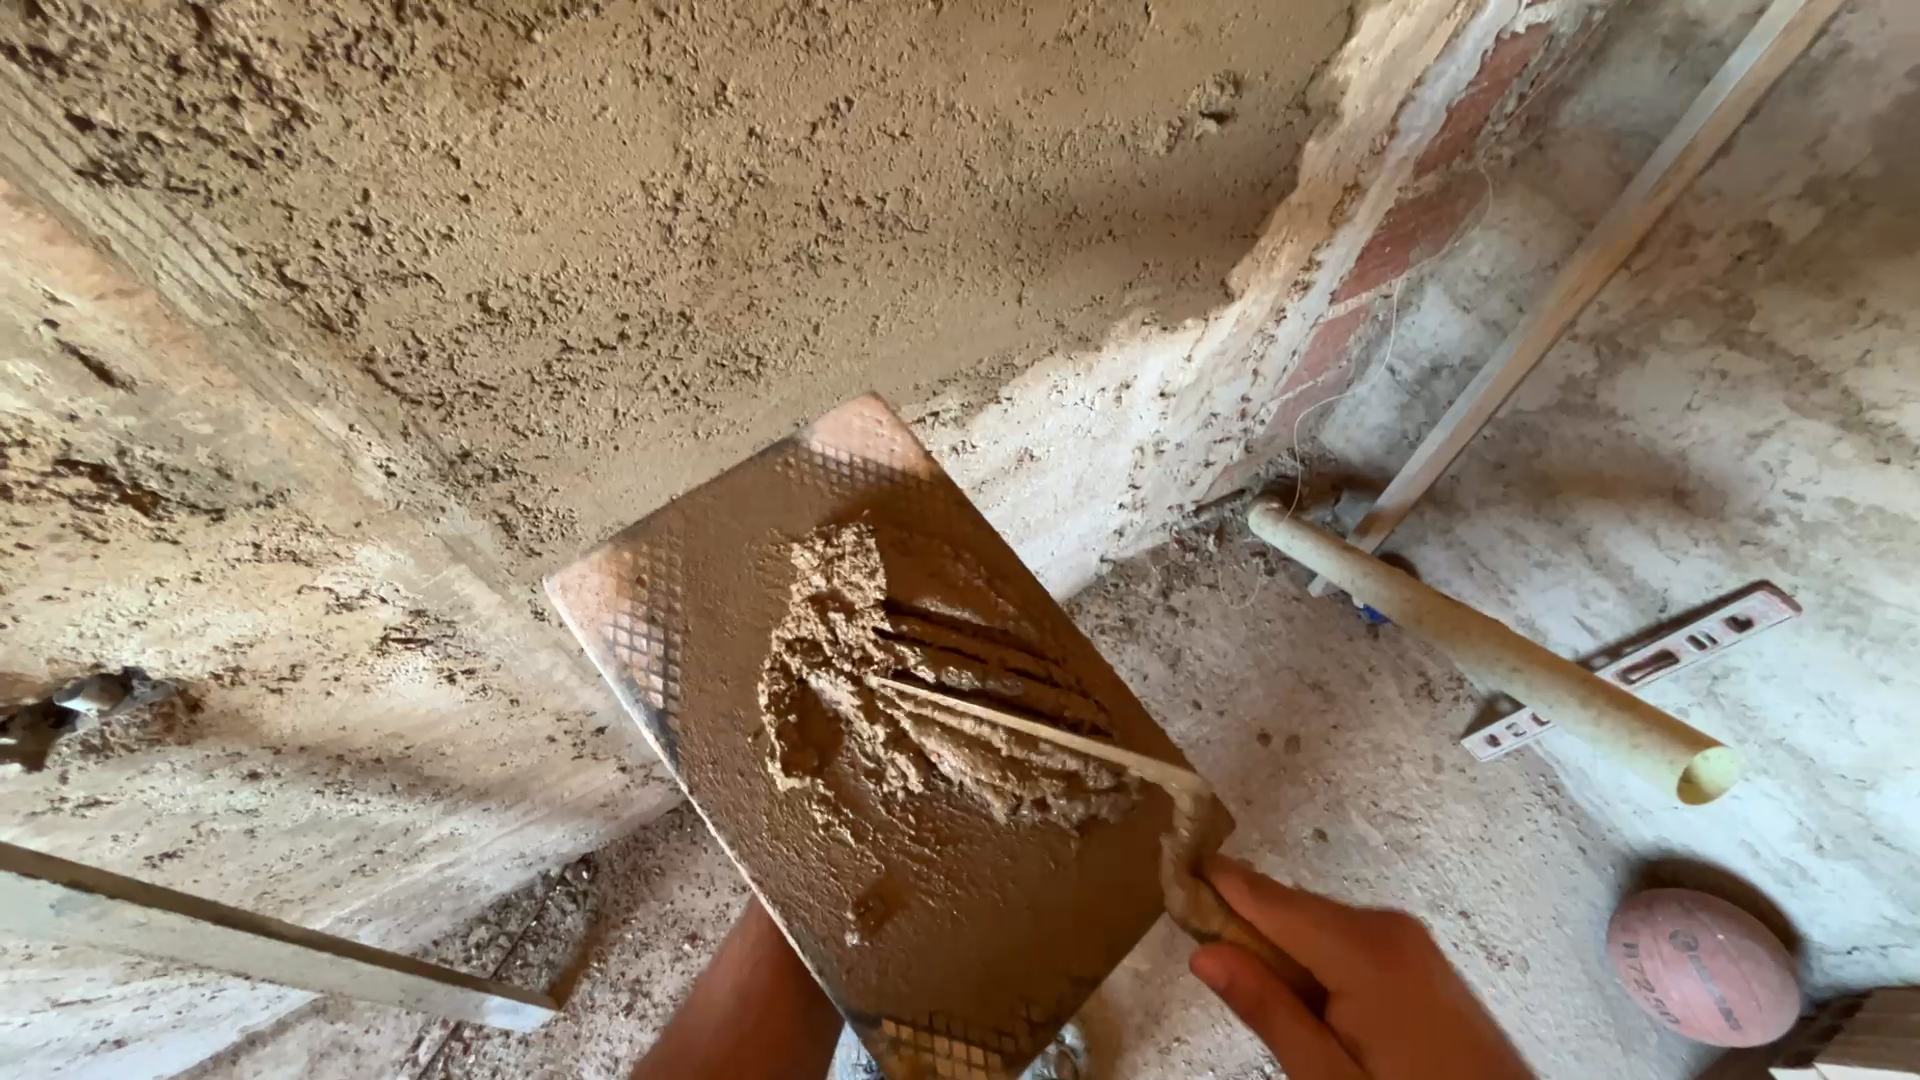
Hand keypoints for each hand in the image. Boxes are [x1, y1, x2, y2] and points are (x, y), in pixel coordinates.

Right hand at [1188, 857, 1533, 1079]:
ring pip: (1314, 923)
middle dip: (1247, 928)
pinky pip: (1344, 939)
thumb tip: (1202, 953)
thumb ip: (1267, 1011)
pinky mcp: (1420, 959)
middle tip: (1216, 971)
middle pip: (1287, 906)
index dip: (1213, 881)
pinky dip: (1315, 959)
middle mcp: (1385, 925)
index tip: (1168, 870)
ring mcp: (1409, 939)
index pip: (1265, 896)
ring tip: (1275, 1007)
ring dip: (1280, 949)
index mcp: (1362, 949)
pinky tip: (1317, 1006)